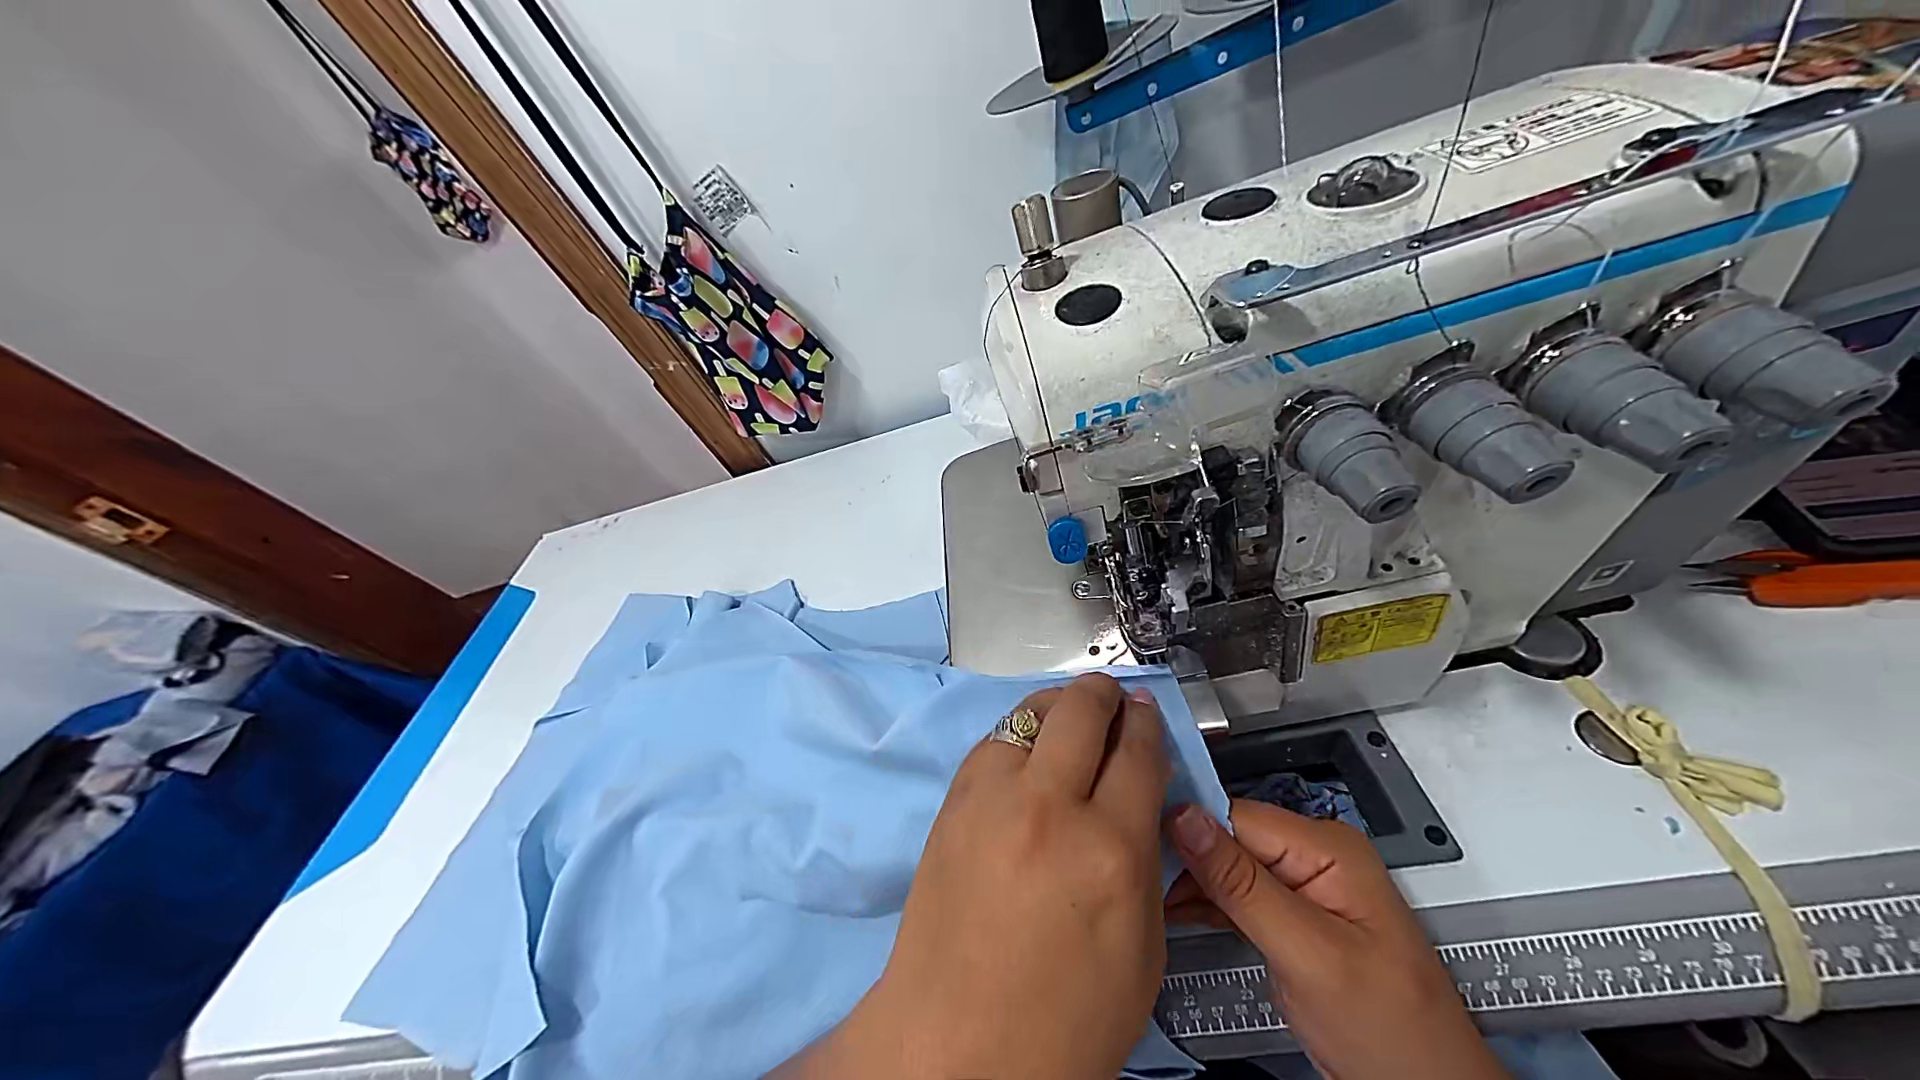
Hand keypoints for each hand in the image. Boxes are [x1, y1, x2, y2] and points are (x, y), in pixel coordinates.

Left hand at [783, 673, 1171, 1079]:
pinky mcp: (954, 801)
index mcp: (1110, 849)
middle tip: (1113, 695)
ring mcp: (993, 798)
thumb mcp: (1142, 946)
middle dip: (1104, 694)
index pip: (1138, 753)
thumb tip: (1141, 799)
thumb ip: (1145, 859)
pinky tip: (1029, 749)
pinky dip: (1019, 734)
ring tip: (1072, 712)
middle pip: (1082, 711)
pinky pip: (994, 742)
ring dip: (1059, 704)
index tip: (1147, 712)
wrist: (957, 1038)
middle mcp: (1050, 807)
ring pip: (1030, 713)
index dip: (1147, 724)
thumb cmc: (1067, 1016)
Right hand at [1165, 800, 1507, 1079]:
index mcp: (1325, 847)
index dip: (1183, 827)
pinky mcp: (1285, 912)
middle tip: (1138, 879)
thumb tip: (1185, 818)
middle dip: (1181, 855)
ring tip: (1147, 897)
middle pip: (1224, 835)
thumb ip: (1242, 884)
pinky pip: (1233, 891)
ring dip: (1186, 881)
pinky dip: (1203, 902)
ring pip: (1222, 863)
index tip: (1139, 843)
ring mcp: (1297, 884)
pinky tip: (1172, 911)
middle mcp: (1310, 855)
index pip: (1233, 815)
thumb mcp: (1308, 954)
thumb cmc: (1391, 1032)